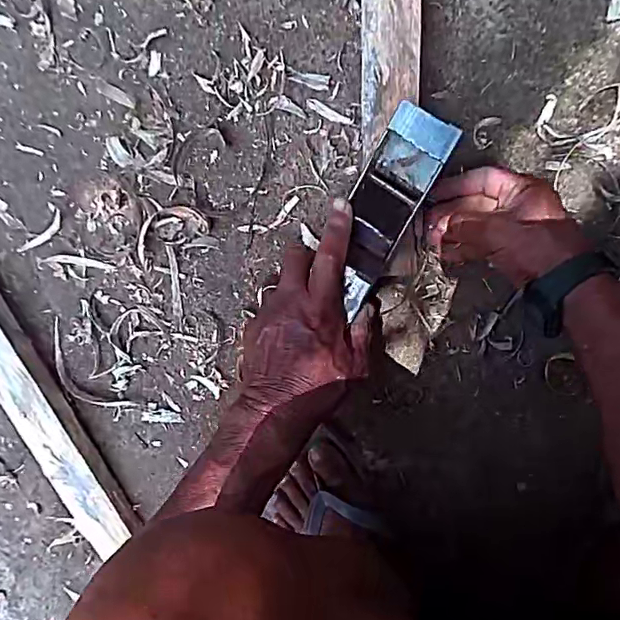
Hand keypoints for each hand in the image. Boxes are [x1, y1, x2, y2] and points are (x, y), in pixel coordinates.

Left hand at [236, 199, 375, 420]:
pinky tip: (288, 329)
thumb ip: (362, 334)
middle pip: (294, 256)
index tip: (341, 209)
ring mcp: (267, 313)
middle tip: (320, 260)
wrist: (271, 410)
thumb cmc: (313, 391)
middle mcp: (290, 303)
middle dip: (308, 251)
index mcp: (320, 309)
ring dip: (293, 284)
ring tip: (305, 305)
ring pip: (279, 280)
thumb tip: (366, 314)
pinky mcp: (252, 327)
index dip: (337, 229)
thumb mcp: (354, 367)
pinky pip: (267, 306)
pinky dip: (280, 309)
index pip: (329, 257)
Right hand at [426, 167, 595, 285]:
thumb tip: (447, 224)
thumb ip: (469, 224)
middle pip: (479, 204)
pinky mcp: (515, 254)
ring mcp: (518, 232)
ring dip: (456, 234)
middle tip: (432, 222)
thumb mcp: (499, 230)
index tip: (438, 194)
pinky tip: (451, 253)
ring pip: (479, 228)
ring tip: (436, 240)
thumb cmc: (546, 252)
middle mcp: (521, 208)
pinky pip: (484, 247)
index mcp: (524, 191)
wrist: (563, 284)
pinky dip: (467, 249)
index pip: (484, 179)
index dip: (458, 185)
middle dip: (453, 215)